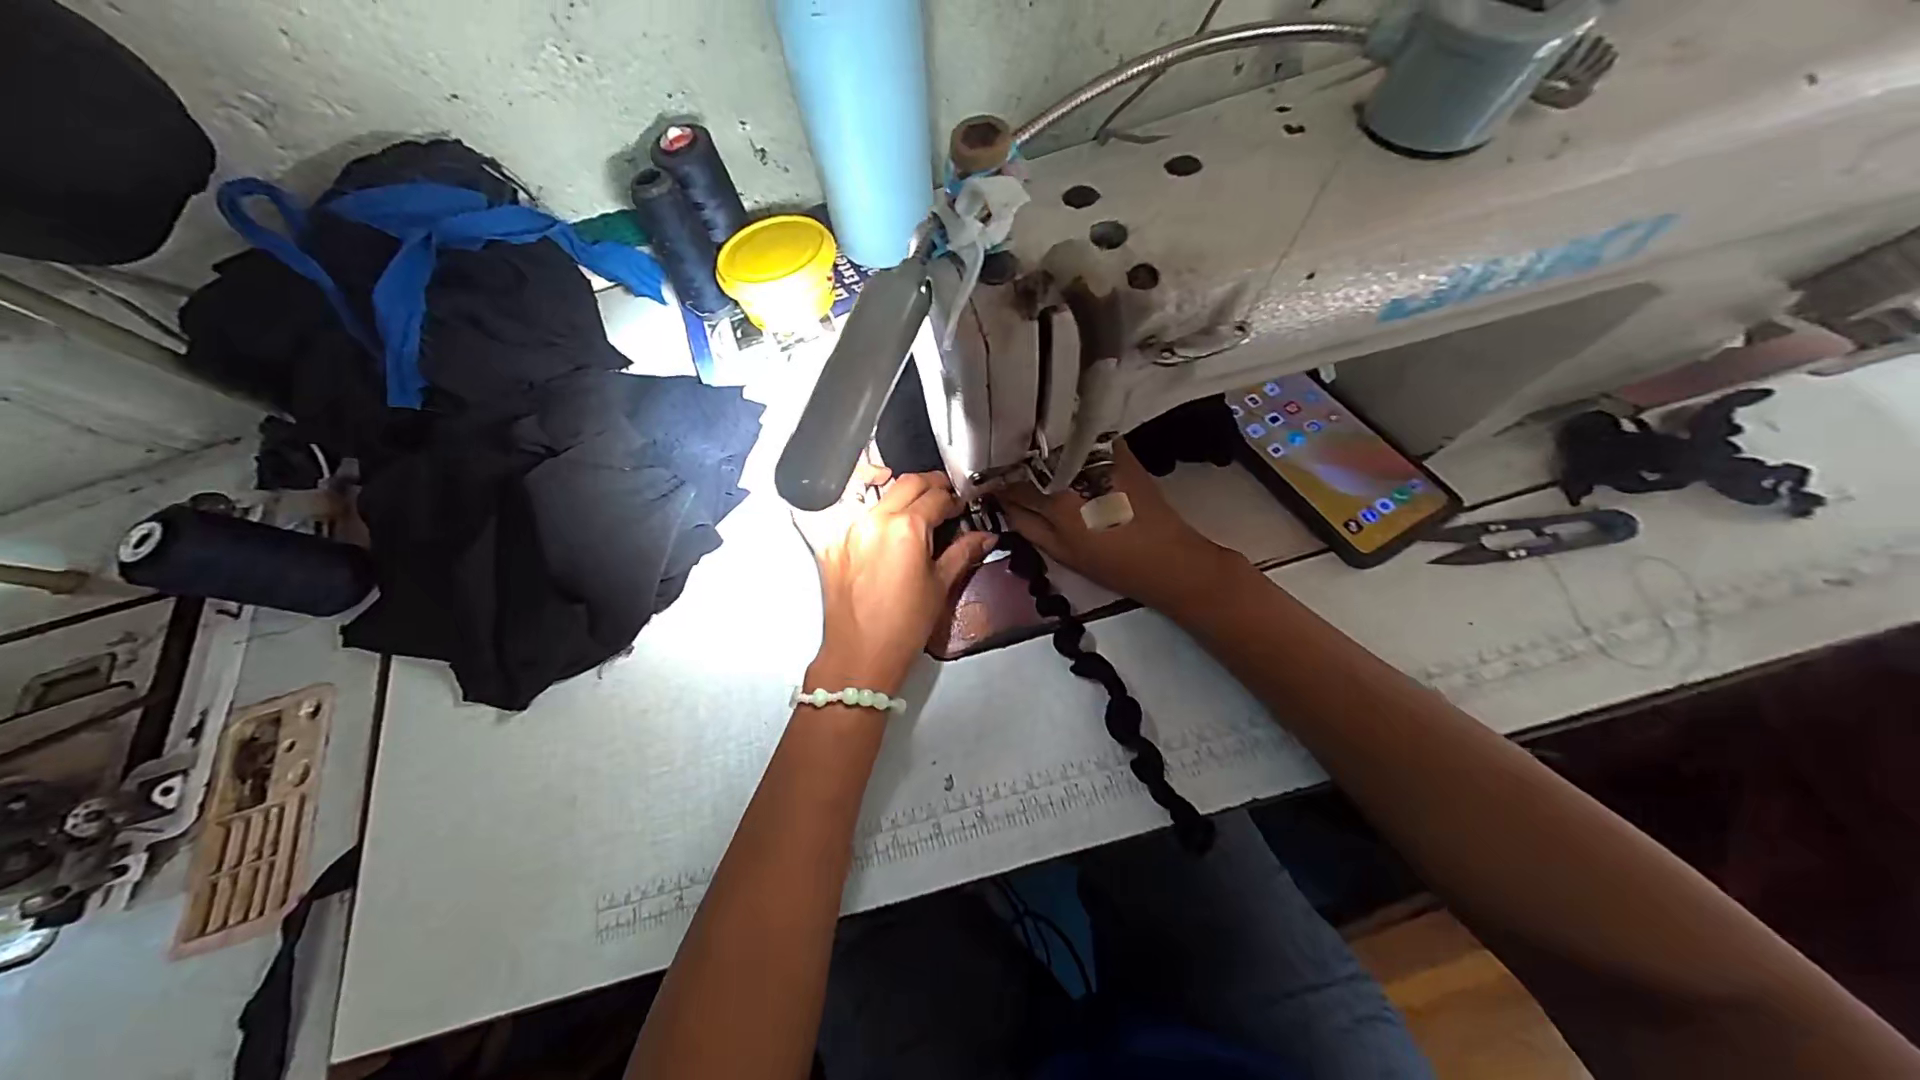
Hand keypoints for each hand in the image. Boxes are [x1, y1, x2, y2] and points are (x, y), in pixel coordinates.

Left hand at [795, 466, 995, 695]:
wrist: (860, 655)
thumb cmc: (898, 629)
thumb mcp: (940, 586)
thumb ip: (962, 552)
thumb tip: (982, 538)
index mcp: (905, 529)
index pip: (935, 496)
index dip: (953, 498)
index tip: (959, 505)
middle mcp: (873, 522)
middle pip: (906, 483)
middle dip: (929, 485)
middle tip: (942, 497)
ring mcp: (849, 531)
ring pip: (878, 494)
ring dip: (900, 496)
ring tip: (915, 513)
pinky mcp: (832, 544)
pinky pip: (854, 516)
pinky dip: (873, 516)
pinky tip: (886, 532)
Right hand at [1001, 441, 1248, 618]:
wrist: (1168, 557)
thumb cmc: (1111, 563)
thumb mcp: (1060, 552)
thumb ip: (1026, 525)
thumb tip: (1000, 503)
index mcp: (1055, 497)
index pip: (1010, 480)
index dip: (992, 481)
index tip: (981, 481)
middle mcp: (1073, 466)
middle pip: (1028, 455)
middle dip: (1010, 459)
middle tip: (997, 466)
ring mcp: (1096, 452)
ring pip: (1051, 441)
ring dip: (1034, 446)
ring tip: (1022, 455)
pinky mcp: (1114, 447)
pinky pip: (1077, 437)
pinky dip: (1062, 441)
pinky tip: (1054, 449)